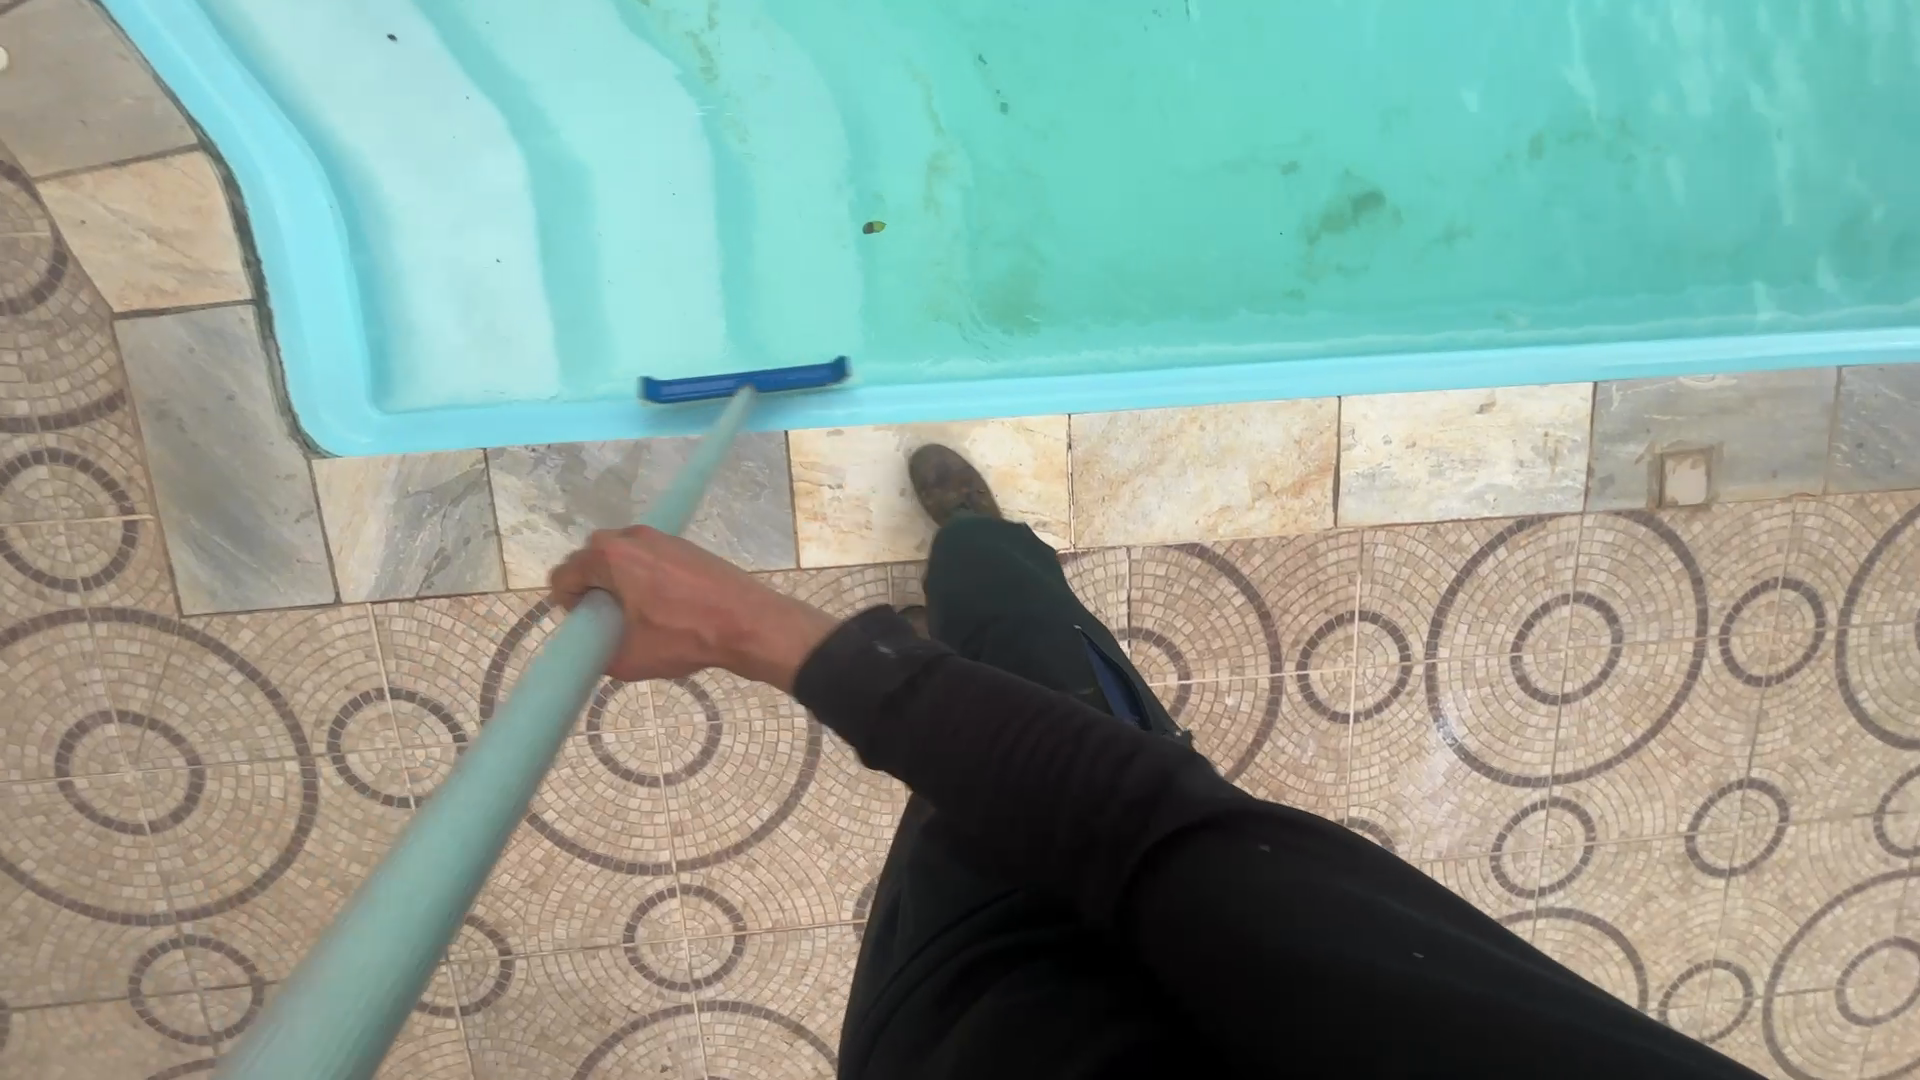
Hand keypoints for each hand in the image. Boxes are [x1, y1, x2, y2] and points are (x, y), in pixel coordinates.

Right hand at [547, 526, 837, 689]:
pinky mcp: (688, 546)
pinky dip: (648, 575)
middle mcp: (634, 537)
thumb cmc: (686, 638)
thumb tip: (597, 649)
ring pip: (625, 556)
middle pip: (593, 558)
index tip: (587, 626)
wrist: (750, 623)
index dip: (568, 604)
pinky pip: (652, 557)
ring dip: (621, 579)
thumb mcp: (629, 660)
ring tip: (638, 612)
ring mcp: (665, 538)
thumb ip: (598, 653)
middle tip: (609, 618)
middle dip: (593, 586)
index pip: (565, 574)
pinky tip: (665, 603)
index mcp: (611, 556)